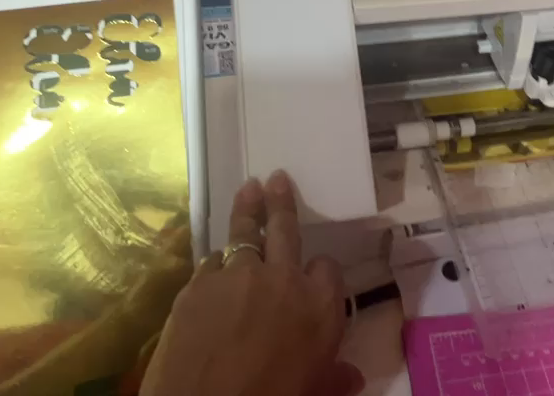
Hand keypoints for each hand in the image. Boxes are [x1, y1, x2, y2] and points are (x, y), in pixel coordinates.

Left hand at [139, 171, 361, 395]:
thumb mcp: (312, 393)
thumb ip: (332, 378)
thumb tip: (354, 379)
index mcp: (319, 306)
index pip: (328, 268)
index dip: (320, 270)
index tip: (314, 271)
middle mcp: (283, 278)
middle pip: (285, 228)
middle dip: (281, 201)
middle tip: (276, 178)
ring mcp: (238, 275)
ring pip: (244, 232)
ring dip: (247, 211)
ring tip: (248, 191)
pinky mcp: (199, 283)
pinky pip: (211, 262)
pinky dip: (216, 263)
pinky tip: (215, 265)